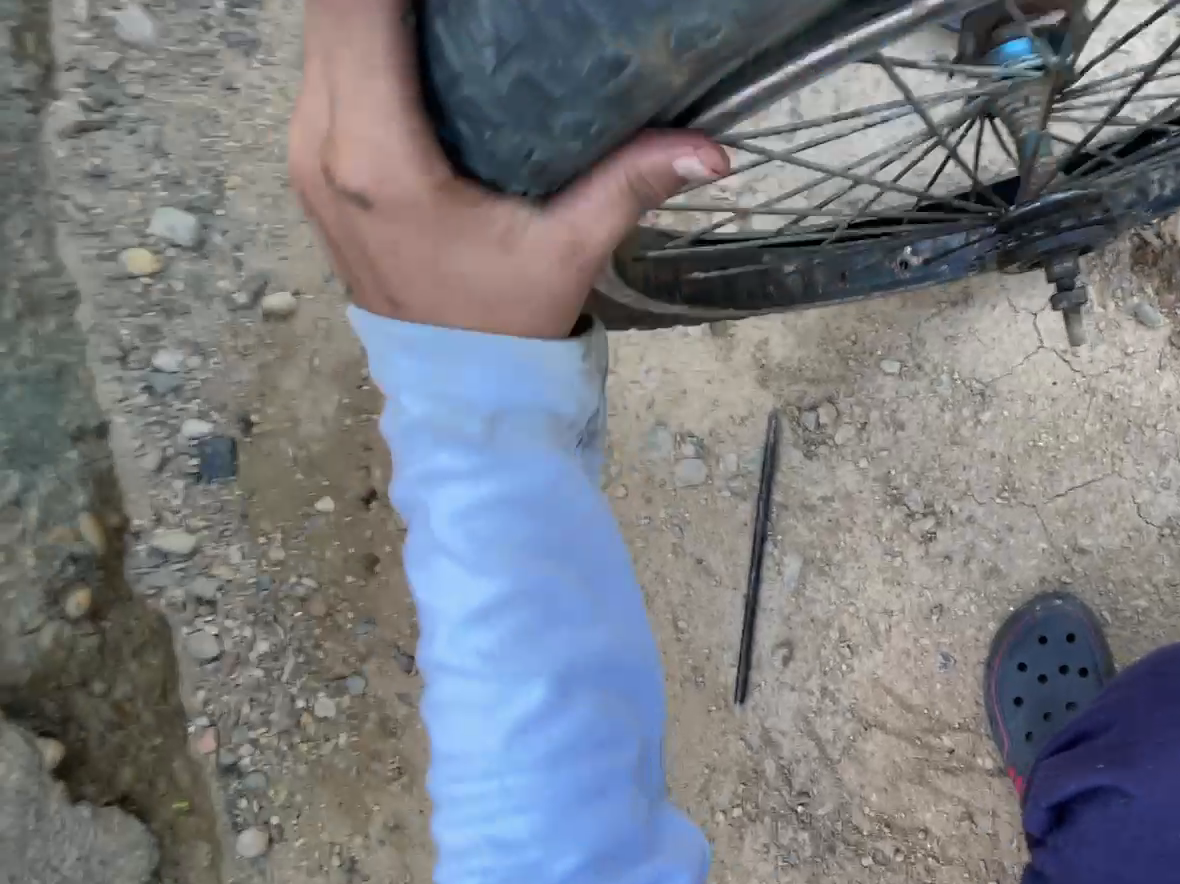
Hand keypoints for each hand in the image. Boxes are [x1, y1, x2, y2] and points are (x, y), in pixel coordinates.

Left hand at [290, 0, 728, 339]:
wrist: (461, 384)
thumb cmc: (512, 319)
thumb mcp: (575, 252)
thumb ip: (630, 187)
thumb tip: (709, 153)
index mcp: (379, 160)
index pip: (356, 12)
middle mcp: (319, 142)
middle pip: (328, 11)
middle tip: (472, 8)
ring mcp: (303, 151)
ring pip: (318, 36)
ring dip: (373, 12)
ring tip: (447, 21)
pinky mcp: (310, 162)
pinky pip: (322, 70)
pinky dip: (362, 44)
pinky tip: (416, 52)